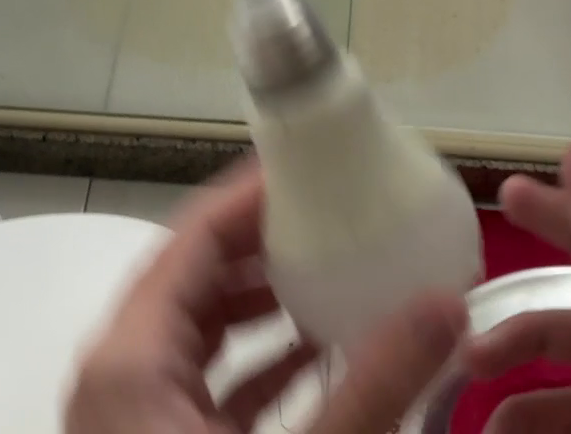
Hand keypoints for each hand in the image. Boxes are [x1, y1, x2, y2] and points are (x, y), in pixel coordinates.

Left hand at [65, 159, 468, 433]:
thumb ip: (377, 384)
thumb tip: (448, 303)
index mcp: (130, 361)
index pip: (196, 235)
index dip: (255, 190)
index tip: (315, 162)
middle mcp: (122, 376)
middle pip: (200, 271)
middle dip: (271, 236)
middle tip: (338, 208)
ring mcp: (135, 415)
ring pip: (206, 324)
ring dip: (271, 294)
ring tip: (339, 268)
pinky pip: (214, 376)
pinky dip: (267, 354)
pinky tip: (324, 347)